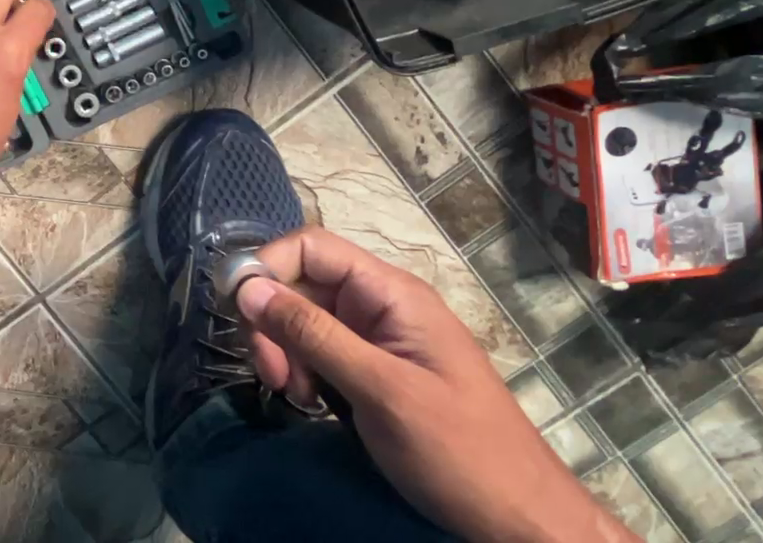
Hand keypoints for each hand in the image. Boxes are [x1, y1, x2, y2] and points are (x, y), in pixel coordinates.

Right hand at [236, 228, 635, 542]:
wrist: (523, 527)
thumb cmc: (461, 452)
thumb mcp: (381, 391)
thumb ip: (312, 334)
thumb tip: (246, 287)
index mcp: (391, 293)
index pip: (311, 247)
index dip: (268, 266)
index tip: (240, 310)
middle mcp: (379, 304)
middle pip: (299, 283)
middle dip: (272, 321)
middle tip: (271, 373)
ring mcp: (375, 336)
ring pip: (301, 317)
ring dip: (284, 349)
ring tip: (293, 393)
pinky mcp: (370, 367)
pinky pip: (317, 348)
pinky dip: (301, 368)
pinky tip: (307, 399)